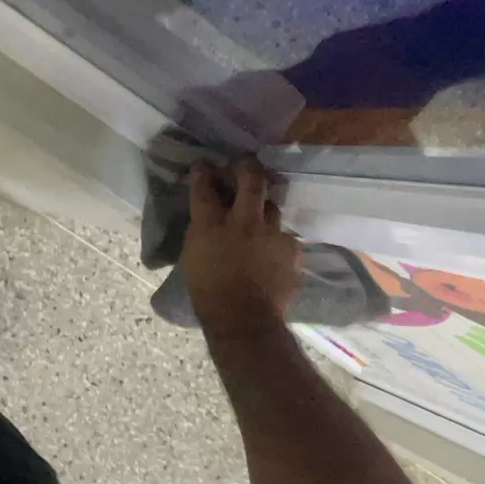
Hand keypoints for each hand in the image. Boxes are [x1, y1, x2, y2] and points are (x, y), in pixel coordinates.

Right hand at [181, 161, 299, 335]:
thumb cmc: (207, 294)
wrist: (244, 318)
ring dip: (264, 204)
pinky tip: (271, 249)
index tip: (204, 165)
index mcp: (210, 225)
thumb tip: (208, 221)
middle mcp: (243, 221)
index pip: (204, 188)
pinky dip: (275, 238)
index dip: (204, 173)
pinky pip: (283, 235)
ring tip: (260, 209)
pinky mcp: (291, 248)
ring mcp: (271, 232)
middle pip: (250, 180)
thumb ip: (202, 234)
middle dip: (246, 167)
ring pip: (272, 205)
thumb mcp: (193, 258)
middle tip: (243, 164)